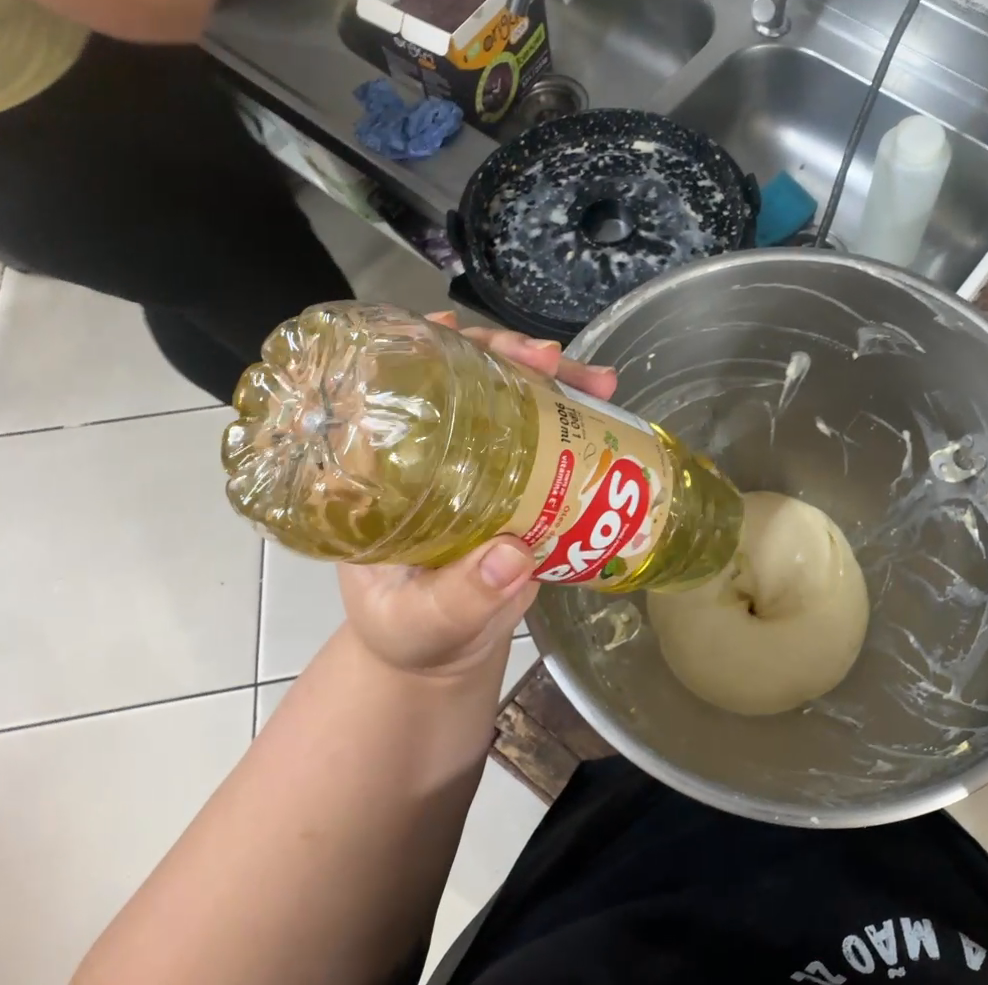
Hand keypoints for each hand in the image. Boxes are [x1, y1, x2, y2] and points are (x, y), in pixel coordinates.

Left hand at [336, 312, 618, 676]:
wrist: (449, 654)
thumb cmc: (411, 635)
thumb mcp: (424, 622)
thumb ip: (461, 598)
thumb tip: (515, 555)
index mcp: (381, 472)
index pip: (390, 388)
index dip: (419, 349)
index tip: (455, 334)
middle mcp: (428, 453)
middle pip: (460, 377)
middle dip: (505, 355)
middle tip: (549, 361)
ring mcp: (478, 462)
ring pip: (511, 397)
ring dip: (555, 379)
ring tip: (597, 382)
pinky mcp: (519, 480)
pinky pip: (547, 435)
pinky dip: (578, 416)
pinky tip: (605, 401)